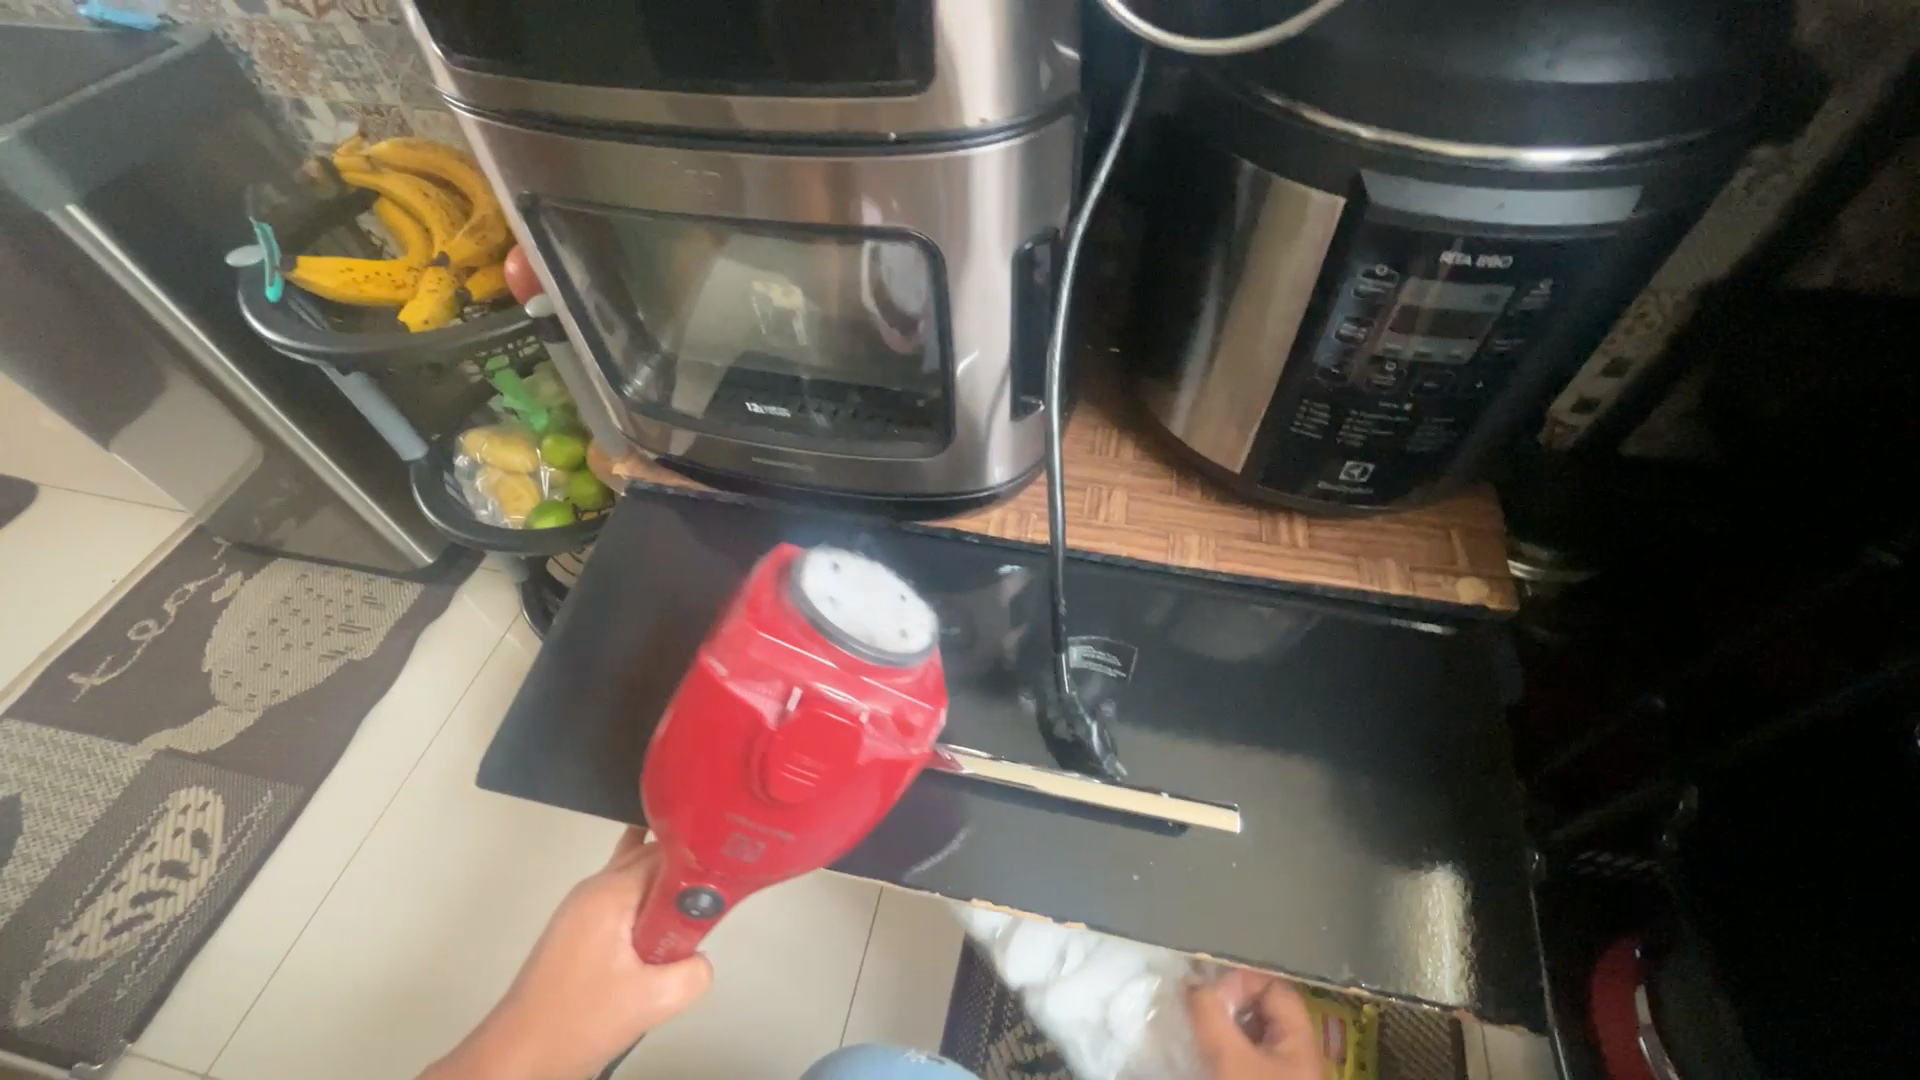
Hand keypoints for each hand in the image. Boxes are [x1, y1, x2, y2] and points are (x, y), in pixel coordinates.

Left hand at [422, 830, 712, 1079]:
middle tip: (713, 899)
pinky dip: (645, 901)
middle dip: (684, 873)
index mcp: (610, 892)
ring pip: (636, 875)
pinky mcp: (577, 926)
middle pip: (652, 856)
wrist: (515, 1060)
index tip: (724, 882)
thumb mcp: (652, 1002)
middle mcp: (594, 887)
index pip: (667, 851)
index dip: (699, 862)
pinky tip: (659, 924)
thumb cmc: (578, 1022)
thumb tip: (700, 958)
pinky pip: (622, 896)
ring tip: (687, 914)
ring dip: (663, 890)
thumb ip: (695, 972)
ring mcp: (581, 905)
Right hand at [1187, 970, 1324, 1079]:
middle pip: (1261, 1006)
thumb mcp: (1229, 1058)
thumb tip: (1191, 981)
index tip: (1211, 993)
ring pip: (1250, 1030)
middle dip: (1228, 1000)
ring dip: (1223, 1024)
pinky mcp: (1262, 1078)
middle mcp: (1296, 1051)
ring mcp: (1281, 1071)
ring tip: (1197, 1029)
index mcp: (1302, 1038)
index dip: (1241, 980)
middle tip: (1199, 1008)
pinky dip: (1223, 1047)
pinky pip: (1244, 1053)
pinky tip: (1204, 1052)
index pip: (1273, 985)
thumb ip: (1210, 1014)